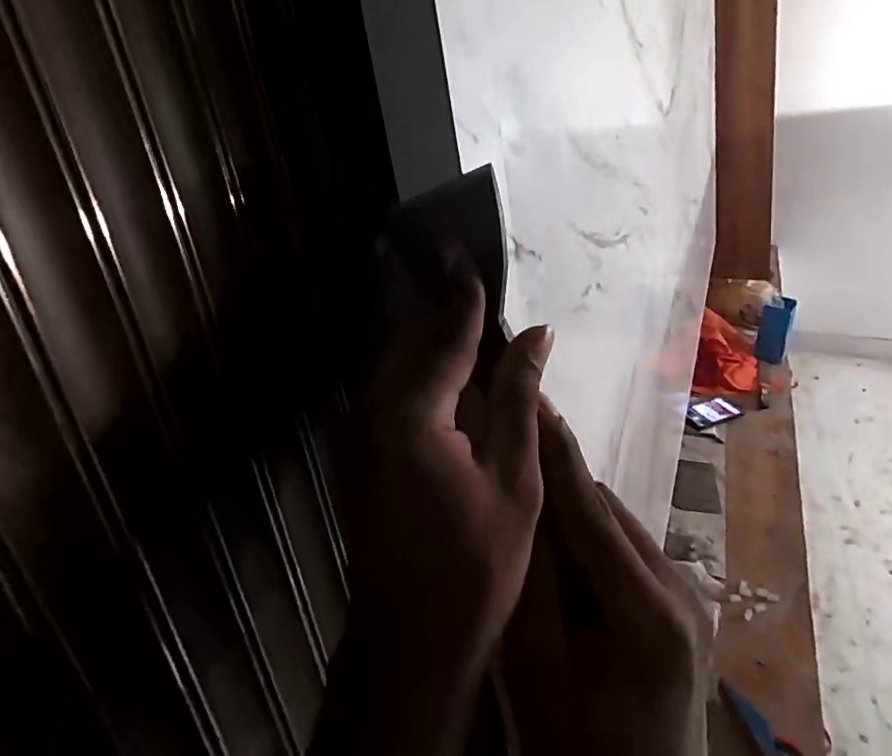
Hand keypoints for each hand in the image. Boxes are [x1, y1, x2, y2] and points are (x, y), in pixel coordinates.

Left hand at [308, 246, 549, 755]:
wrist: (409, 635)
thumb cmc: (475, 564)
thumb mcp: (514, 478)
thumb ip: (516, 398)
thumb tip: (535, 336)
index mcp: (411, 415)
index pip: (445, 339)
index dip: (463, 298)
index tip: (468, 256)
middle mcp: (371, 411)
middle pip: (409, 340)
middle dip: (438, 305)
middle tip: (457, 264)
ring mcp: (357, 430)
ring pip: (395, 362)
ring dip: (427, 335)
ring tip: (457, 302)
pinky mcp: (356, 447)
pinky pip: (389, 388)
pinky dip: (417, 367)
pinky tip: (444, 361)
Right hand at [503, 402, 711, 755]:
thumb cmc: (576, 745)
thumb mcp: (536, 666)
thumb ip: (531, 578)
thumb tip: (519, 496)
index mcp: (649, 613)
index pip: (591, 510)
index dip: (556, 450)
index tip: (532, 398)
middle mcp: (682, 591)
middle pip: (607, 510)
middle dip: (560, 471)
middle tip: (515, 431)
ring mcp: (690, 596)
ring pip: (618, 525)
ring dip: (575, 502)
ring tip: (529, 472)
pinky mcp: (685, 604)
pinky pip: (630, 549)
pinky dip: (593, 533)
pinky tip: (560, 530)